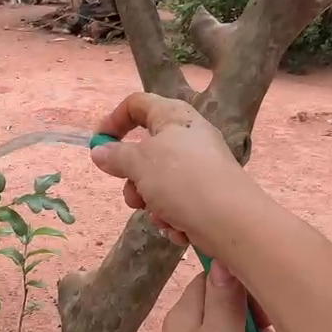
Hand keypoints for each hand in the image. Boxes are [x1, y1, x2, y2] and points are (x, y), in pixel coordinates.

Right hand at [88, 92, 249, 247]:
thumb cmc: (182, 181)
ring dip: (152, 202)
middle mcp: (189, 137)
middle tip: (132, 193)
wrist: (233, 222)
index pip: (137, 104)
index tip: (98, 144)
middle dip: (133, 177)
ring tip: (161, 216)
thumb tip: (99, 151)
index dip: (113, 120)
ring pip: (159, 181)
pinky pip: (178, 202)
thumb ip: (116, 156)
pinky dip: (173, 216)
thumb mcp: (140, 164)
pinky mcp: (209, 195)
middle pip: (146, 150)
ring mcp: (201, 167)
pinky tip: (179, 228)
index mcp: (174, 116)